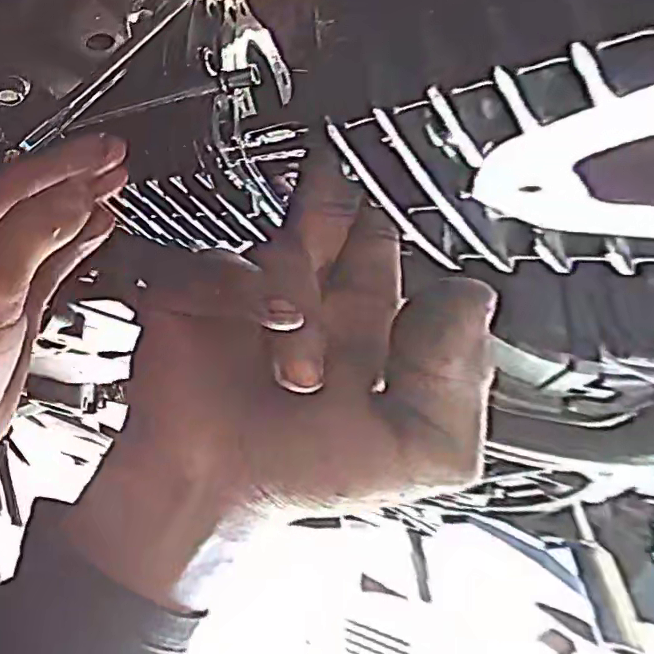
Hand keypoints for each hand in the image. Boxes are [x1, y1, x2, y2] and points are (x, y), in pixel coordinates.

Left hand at [0, 135, 130, 459]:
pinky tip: (95, 234)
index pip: (23, 180)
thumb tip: (73, 198)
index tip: (105, 148)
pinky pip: (50, 262)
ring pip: (46, 228)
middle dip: (77, 176)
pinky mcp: (14, 307)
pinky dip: (75, 244)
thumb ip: (32, 234)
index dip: (68, 161)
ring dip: (80, 206)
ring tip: (113, 187)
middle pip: (36, 198)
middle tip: (116, 159)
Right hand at [62, 153, 495, 608]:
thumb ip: (456, 381)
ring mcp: (239, 300)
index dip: (386, 233)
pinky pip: (213, 265)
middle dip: (335, 207)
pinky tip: (264, 321)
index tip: (388, 198)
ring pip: (277, 251)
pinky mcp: (186, 297)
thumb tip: (467, 298)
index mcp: (351, 337)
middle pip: (323, 235)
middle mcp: (296, 309)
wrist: (208, 480)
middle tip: (334, 174)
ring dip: (298, 286)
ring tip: (299, 354)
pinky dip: (239, 287)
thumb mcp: (418, 450)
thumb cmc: (300, 474)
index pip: (377, 265)